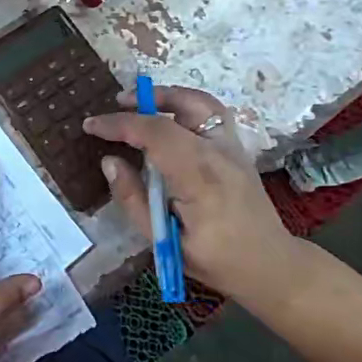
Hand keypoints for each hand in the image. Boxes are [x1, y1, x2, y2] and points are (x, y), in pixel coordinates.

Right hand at [84, 87, 302, 300]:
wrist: (269, 265)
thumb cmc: (215, 260)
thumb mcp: (164, 241)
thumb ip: (133, 199)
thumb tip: (110, 162)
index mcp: (201, 177)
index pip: (156, 133)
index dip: (120, 125)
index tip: (92, 126)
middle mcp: (220, 153)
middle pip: (184, 105)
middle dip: (147, 99)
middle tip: (118, 104)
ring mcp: (234, 148)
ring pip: (203, 102)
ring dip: (170, 97)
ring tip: (143, 104)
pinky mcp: (238, 150)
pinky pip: (212, 115)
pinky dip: (186, 108)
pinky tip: (168, 122)